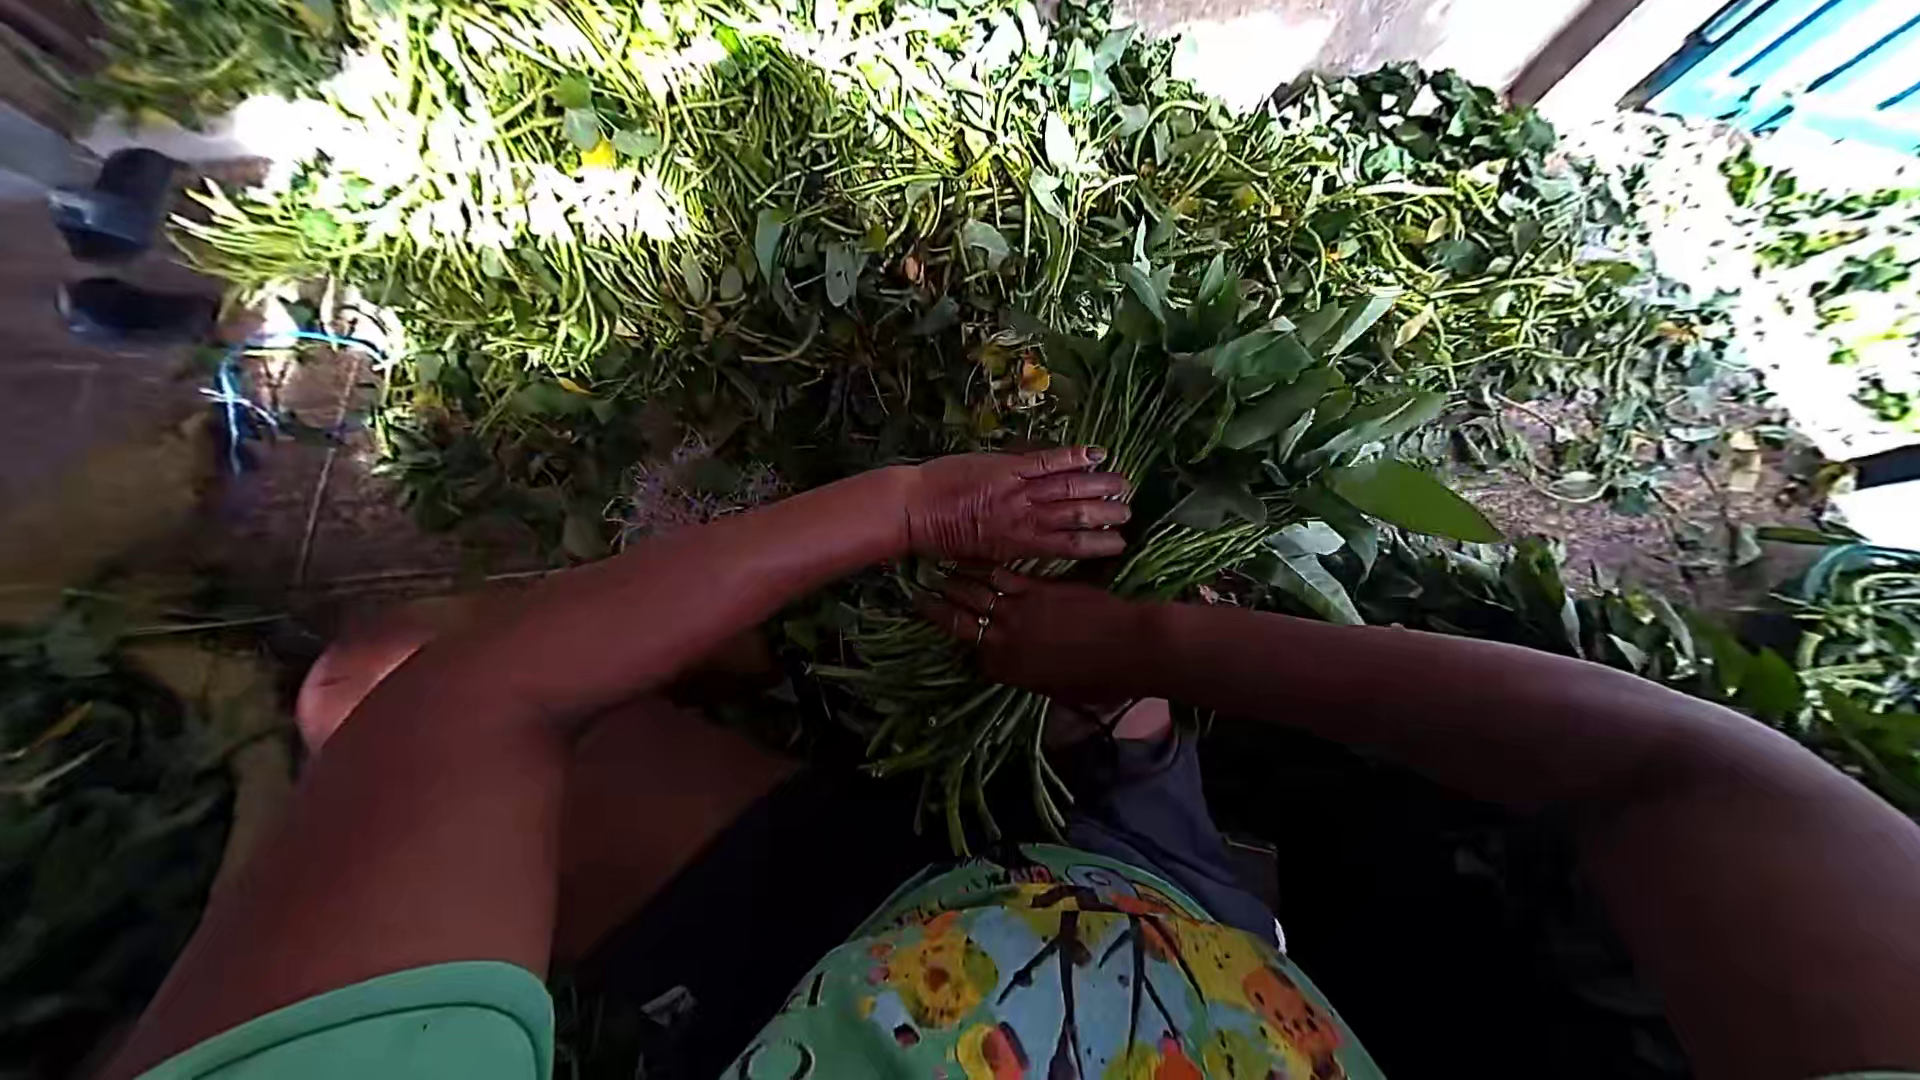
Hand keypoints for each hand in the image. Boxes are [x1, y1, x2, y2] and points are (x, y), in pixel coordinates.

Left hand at [903, 446, 1129, 561]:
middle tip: (1130, 512)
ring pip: (1070, 489)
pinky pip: (1048, 461)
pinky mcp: (1007, 467)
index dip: (1099, 544)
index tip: (1121, 543)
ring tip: (1125, 485)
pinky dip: (1074, 456)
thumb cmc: (943, 538)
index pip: (1071, 546)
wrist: (913, 511)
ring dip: (1101, 486)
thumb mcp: (983, 552)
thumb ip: (1013, 545)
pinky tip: (1097, 453)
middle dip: (1108, 514)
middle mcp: (1026, 520)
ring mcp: (1018, 491)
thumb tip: (1037, 542)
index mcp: (1021, 546)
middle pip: (1078, 517)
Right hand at [919, 568, 1155, 704]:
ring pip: (974, 593)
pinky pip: (1000, 574)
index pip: (974, 657)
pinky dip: (981, 566)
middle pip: (960, 620)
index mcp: (1008, 670)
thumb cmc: (1101, 678)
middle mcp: (1004, 640)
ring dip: (953, 582)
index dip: (959, 643)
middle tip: (918, 594)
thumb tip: (1027, 672)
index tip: (944, 631)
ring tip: (936, 572)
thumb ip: (1033, 678)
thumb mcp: (1058, 690)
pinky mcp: (1035, 588)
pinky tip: (970, 558)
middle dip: (936, 607)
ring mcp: (1017, 611)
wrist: (1131, 648)